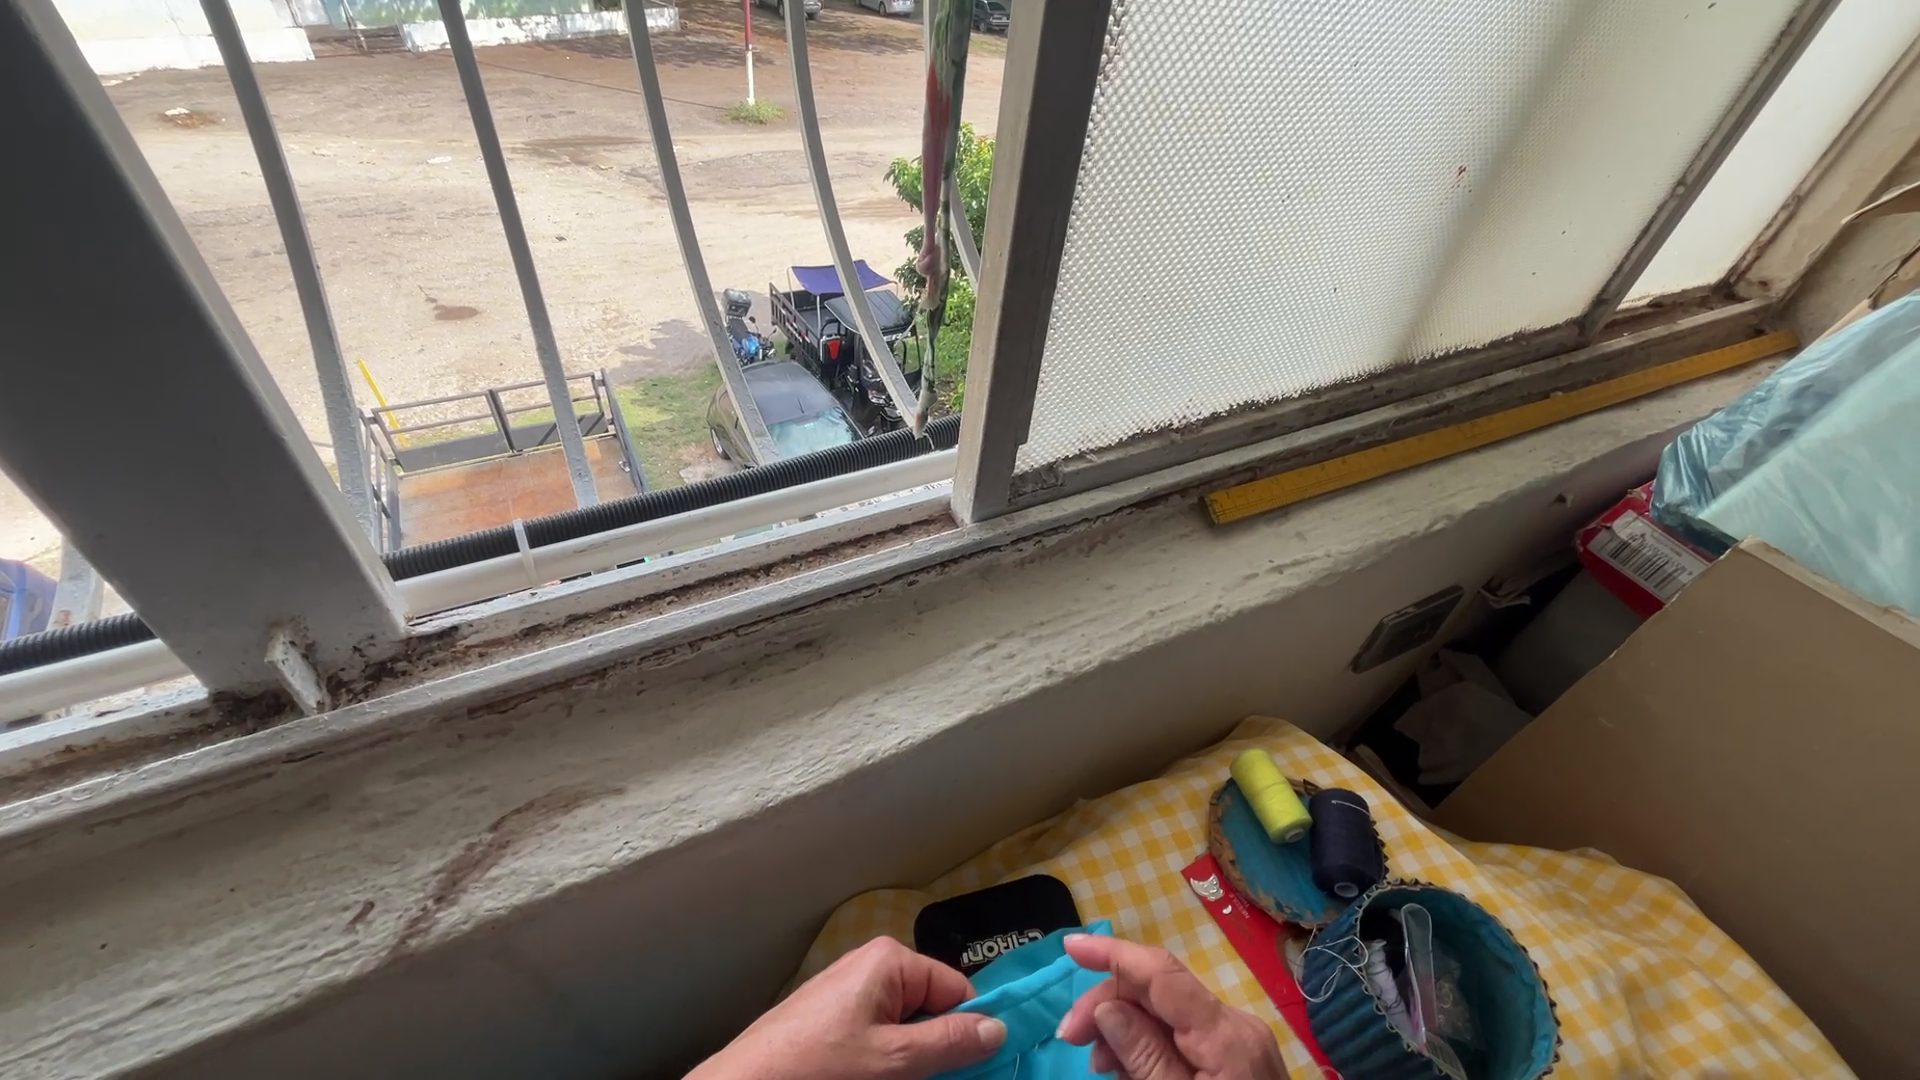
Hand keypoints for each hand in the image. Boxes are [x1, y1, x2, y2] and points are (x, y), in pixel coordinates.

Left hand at [687, 936, 1006, 1079]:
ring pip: (906, 1029)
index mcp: (891, 961)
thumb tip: (1000, 1027)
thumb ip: (948, 1044)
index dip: (970, 1031)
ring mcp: (850, 993)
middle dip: (939, 1050)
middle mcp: (873, 966)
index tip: (984, 1070)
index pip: (956, 989)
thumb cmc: (819, 1069)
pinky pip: (879, 1037)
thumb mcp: (892, 1060)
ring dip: (914, 1062)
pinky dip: (887, 1063)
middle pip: (931, 1008)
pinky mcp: (832, 1020)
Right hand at [1056, 935, 1287, 1079]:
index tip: (1069, 947)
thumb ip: (1143, 1056)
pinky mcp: (1237, 1060)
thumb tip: (1107, 1005)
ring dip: (1125, 1029)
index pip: (1161, 972)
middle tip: (1071, 1037)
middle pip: (1158, 991)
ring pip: (1166, 1013)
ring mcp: (1240, 1043)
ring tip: (1101, 1067)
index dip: (1112, 952)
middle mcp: (1236, 1026)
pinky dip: (1149, 1047)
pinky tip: (1128, 1071)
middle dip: (1109, 1003)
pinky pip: (1182, 1037)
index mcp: (1225, 1036)